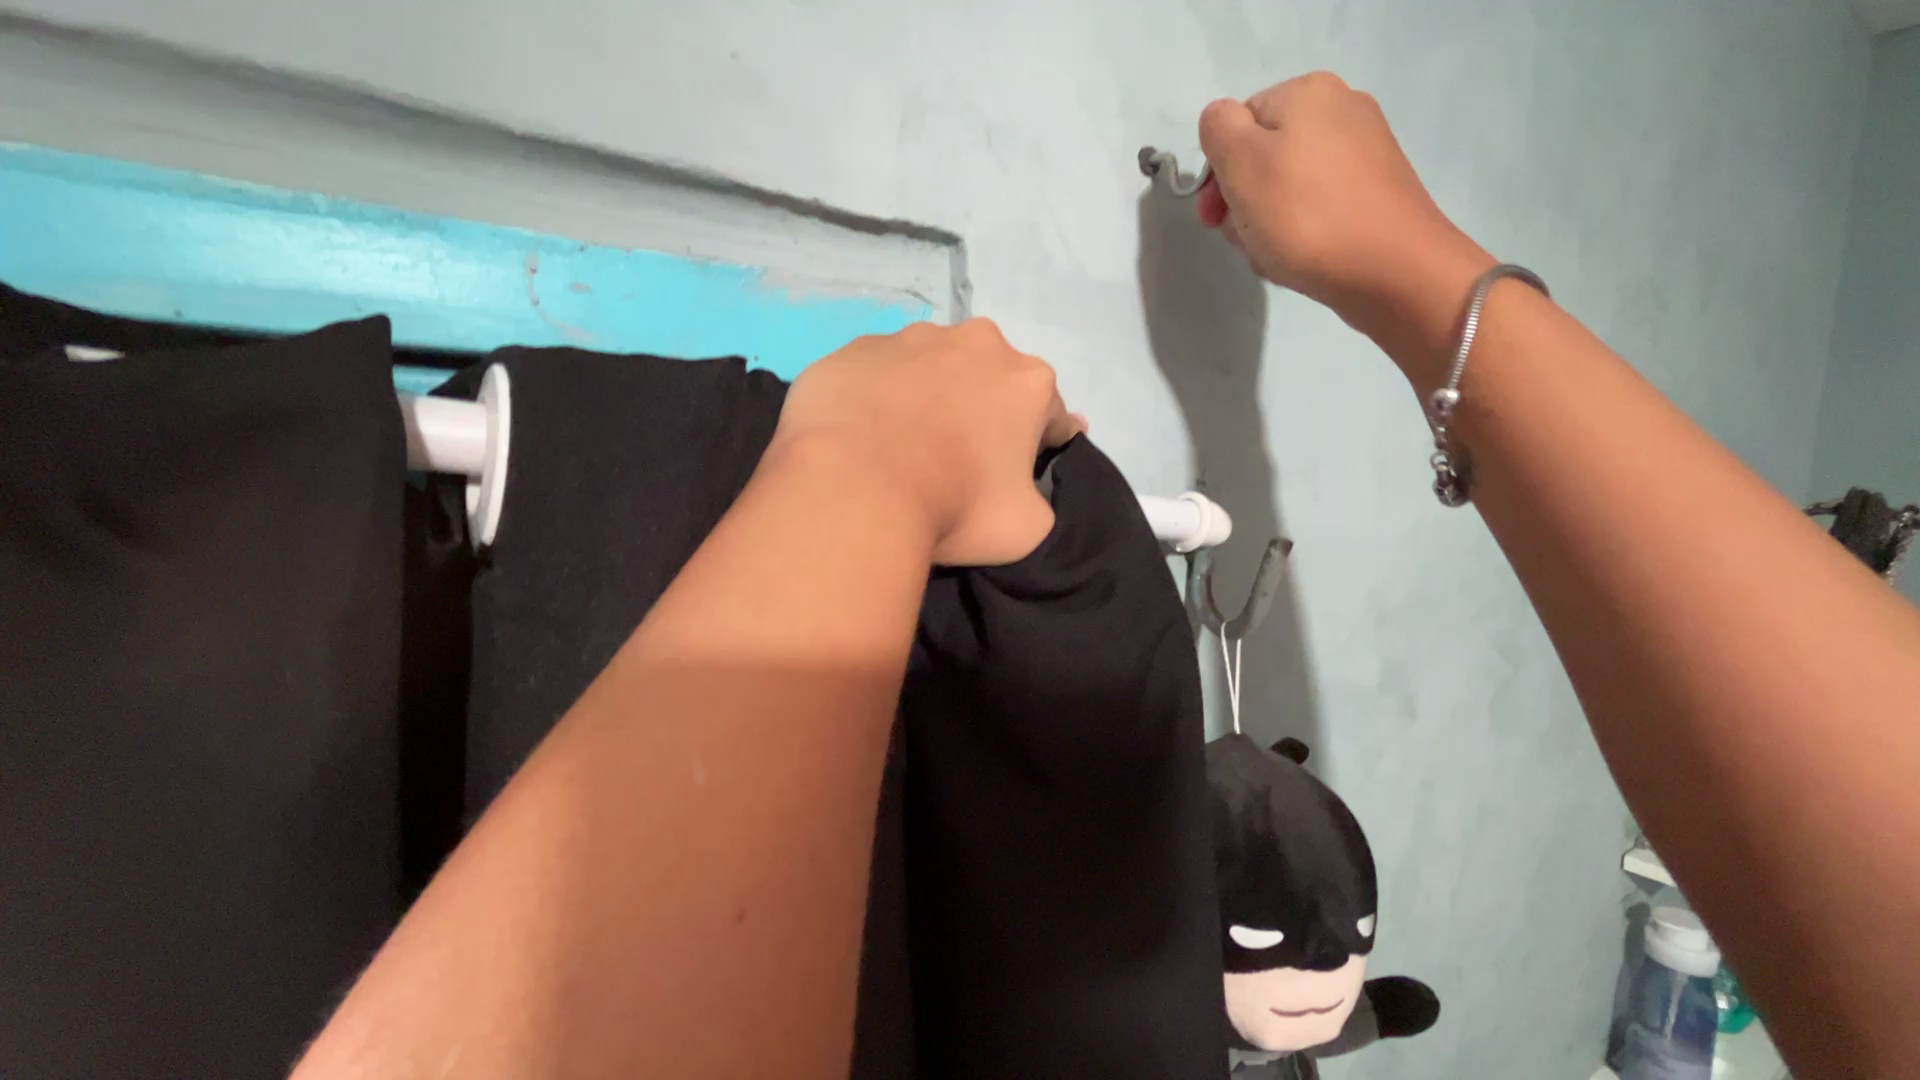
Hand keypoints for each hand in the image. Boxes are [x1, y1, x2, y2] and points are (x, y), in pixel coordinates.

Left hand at [769, 319, 1082, 566]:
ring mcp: (910, 339)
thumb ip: (1039, 504)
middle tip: (956, 465)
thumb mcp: (1025, 529)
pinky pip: (877, 375)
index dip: (1039, 450)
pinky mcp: (856, 349)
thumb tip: (1024, 492)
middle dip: (982, 414)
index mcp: (1028, 382)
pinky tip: (862, 437)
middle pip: (990, 383)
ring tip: (901, 450)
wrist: (852, 489)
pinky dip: (877, 399)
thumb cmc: (953, 506)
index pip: (1052, 417)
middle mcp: (976, 343)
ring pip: (931, 370)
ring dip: (928, 399)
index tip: (1015, 478)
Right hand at [1196, 73, 1494, 343]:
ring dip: (1267, 223)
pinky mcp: (1377, 190)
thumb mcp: (1241, 163)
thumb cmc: (1304, 215)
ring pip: (1288, 186)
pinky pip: (1319, 205)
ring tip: (1274, 254)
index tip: (1215, 217)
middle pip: (1262, 156)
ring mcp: (1365, 149)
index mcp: (1306, 91)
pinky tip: (1302, 258)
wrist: (1390, 269)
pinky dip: (1302, 230)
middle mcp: (1341, 108)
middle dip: (1243, 201)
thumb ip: (1218, 128)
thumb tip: (1223, 124)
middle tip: (1244, 239)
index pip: (1236, 125)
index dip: (1218, 173)